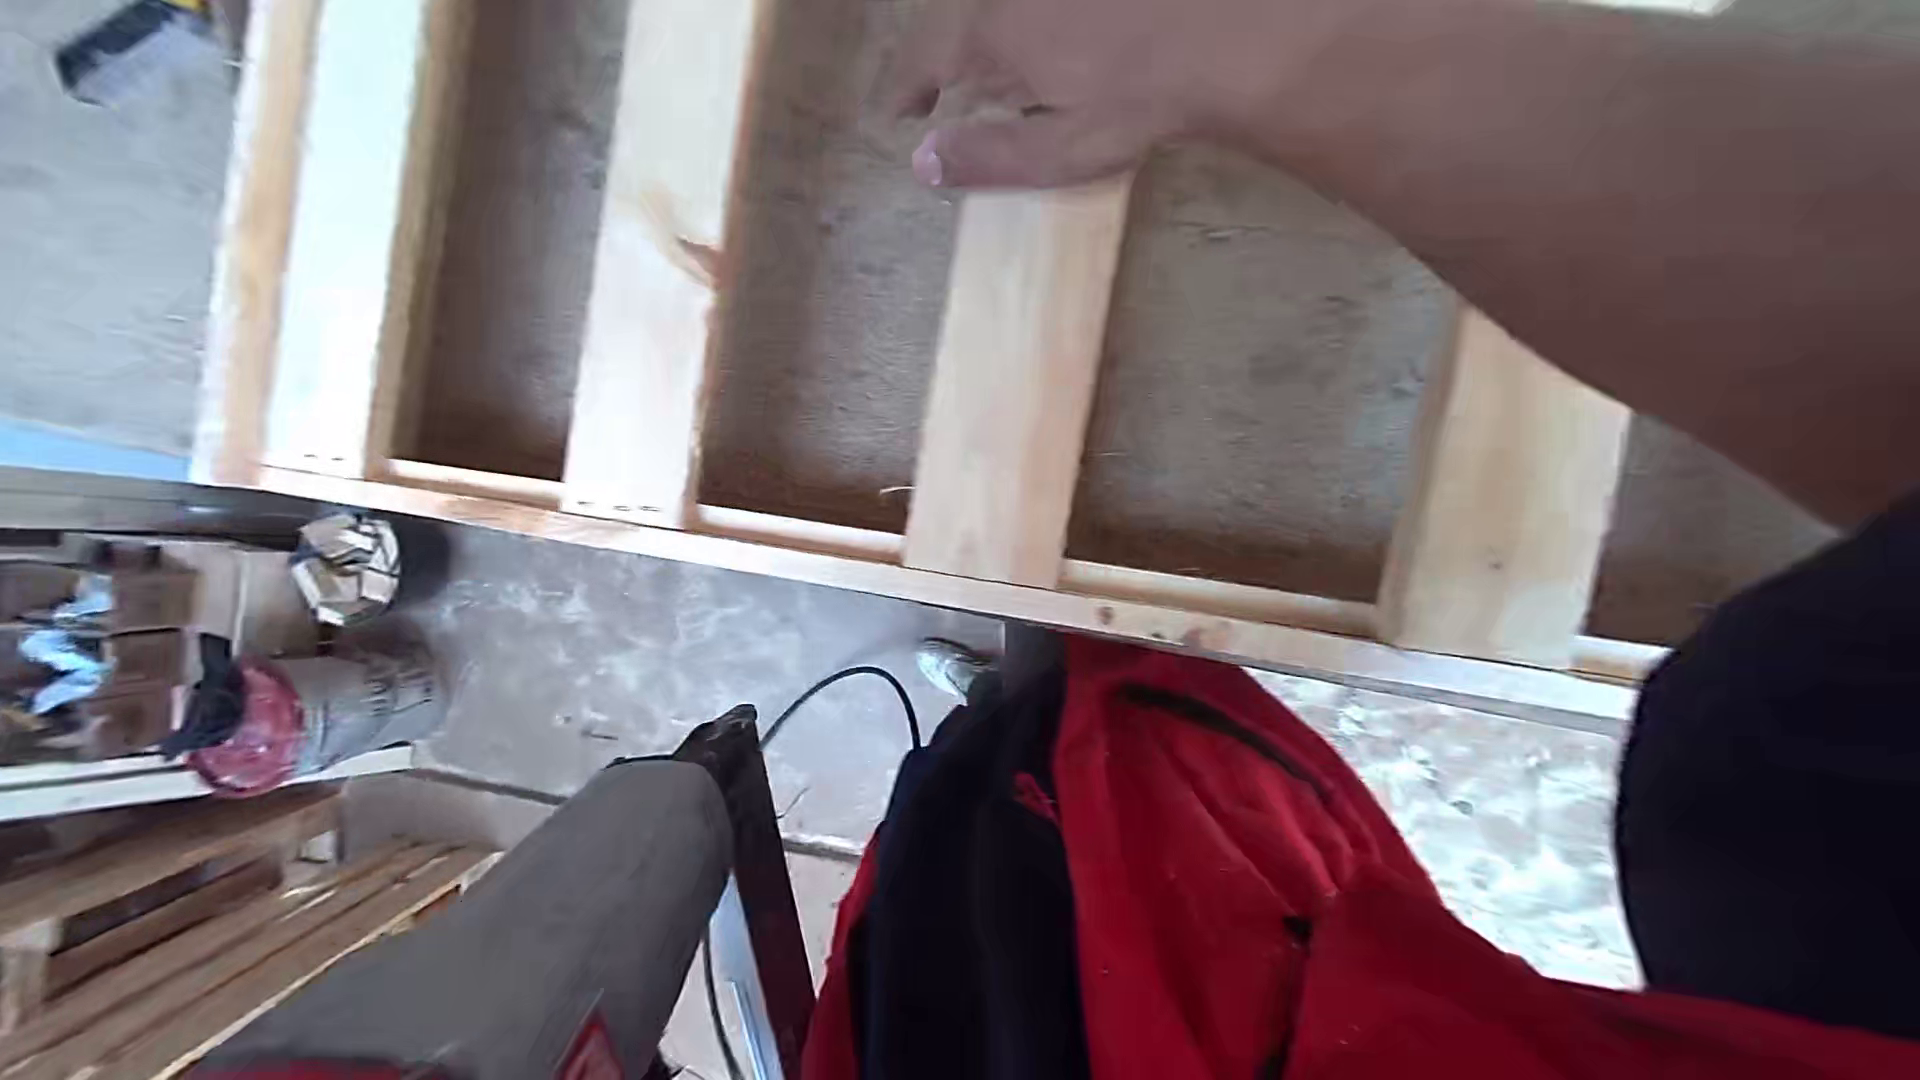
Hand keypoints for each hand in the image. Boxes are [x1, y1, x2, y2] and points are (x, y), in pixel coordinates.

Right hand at [882, 0, 1351, 187]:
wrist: (1228, 33)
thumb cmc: (1138, 103)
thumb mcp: (1056, 152)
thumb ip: (987, 158)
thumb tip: (922, 163)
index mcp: (998, 34)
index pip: (926, 55)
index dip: (904, 86)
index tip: (894, 112)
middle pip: (962, 26)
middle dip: (946, 65)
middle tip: (938, 98)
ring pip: (1000, 11)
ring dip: (989, 44)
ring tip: (996, 83)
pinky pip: (1032, 12)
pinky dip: (1026, 33)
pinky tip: (1053, 57)